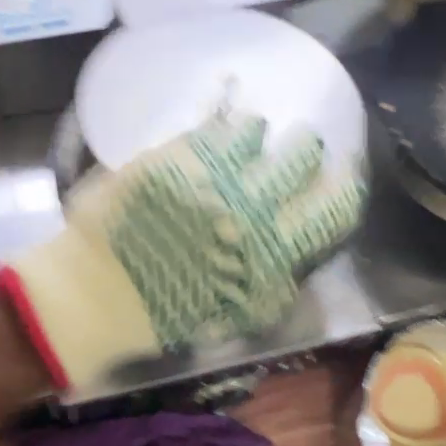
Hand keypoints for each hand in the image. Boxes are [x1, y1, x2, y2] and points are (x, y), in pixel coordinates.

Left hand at [0, 110, 365, 387]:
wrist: (98, 296)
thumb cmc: (169, 314)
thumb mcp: (240, 315)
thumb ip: (277, 283)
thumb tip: (300, 251)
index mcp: (273, 252)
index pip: (334, 206)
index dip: (346, 183)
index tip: (344, 169)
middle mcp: (250, 207)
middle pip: (301, 157)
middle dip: (304, 150)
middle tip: (298, 148)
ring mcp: (208, 178)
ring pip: (255, 132)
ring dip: (257, 136)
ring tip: (251, 139)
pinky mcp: (172, 158)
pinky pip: (210, 129)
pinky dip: (220, 131)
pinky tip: (215, 138)